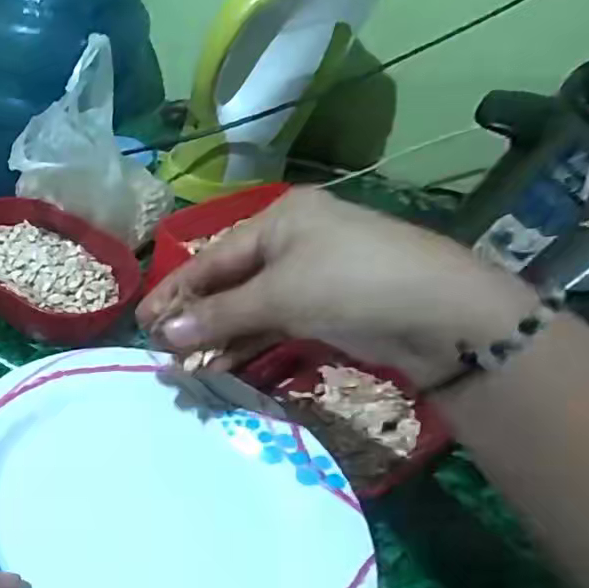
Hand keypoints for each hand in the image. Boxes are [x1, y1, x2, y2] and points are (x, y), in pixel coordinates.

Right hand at [137, 188, 541, 384]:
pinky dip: (244, 344)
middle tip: (160, 349)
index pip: (210, 259)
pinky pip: (268, 325)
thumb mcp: (278, 296)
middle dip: (193, 319)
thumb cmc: (353, 284)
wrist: (446, 316)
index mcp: (278, 221)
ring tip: (184, 367)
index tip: (142, 321)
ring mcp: (307, 277)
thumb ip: (217, 316)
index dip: (174, 292)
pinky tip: (218, 366)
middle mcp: (290, 243)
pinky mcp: (322, 308)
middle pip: (225, 284)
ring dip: (215, 338)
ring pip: (245, 308)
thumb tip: (163, 335)